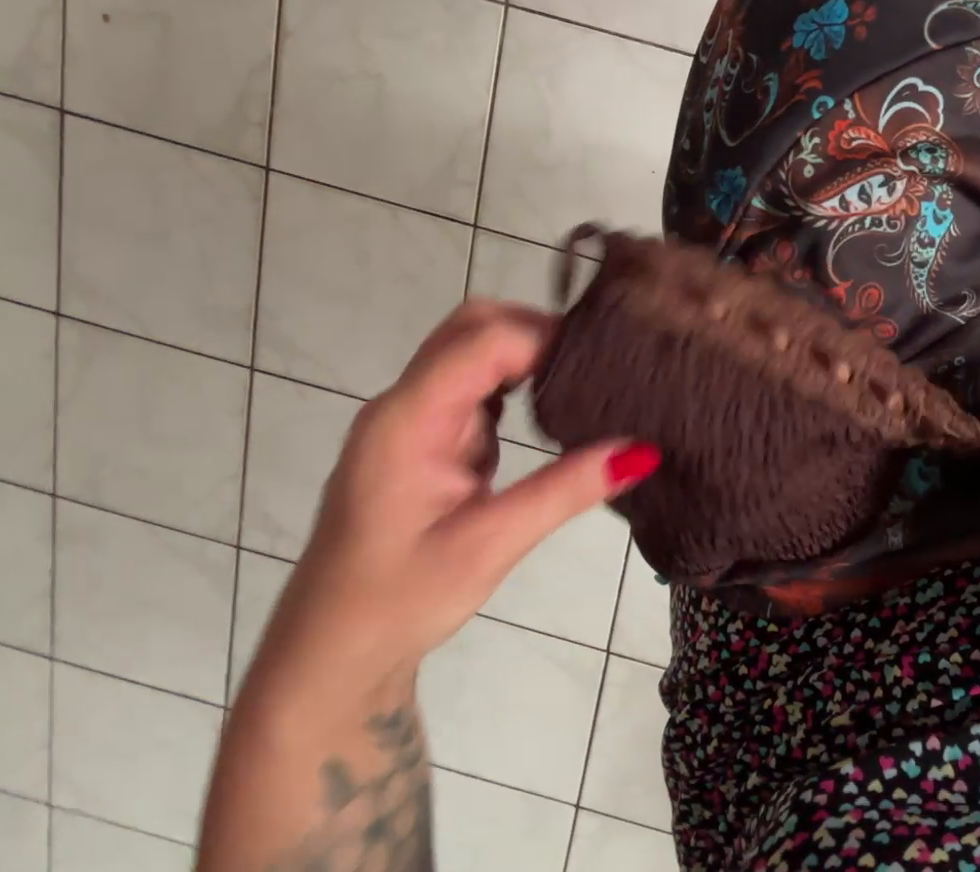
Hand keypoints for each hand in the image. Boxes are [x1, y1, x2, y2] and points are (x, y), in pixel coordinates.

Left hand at [240, 301, 658, 713]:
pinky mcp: (428, 441)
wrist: (335, 650)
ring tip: (592, 381)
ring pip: (475, 352)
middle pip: (472, 328)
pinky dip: (520, 384)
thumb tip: (644, 451)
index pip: (483, 341)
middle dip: (539, 332)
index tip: (609, 364)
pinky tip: (556, 409)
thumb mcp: (491, 545)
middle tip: (603, 365)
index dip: (547, 339)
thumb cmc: (400, 599)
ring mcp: (414, 421)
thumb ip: (565, 490)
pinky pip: (477, 387)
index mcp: (409, 420)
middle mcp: (406, 405)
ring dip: (530, 356)